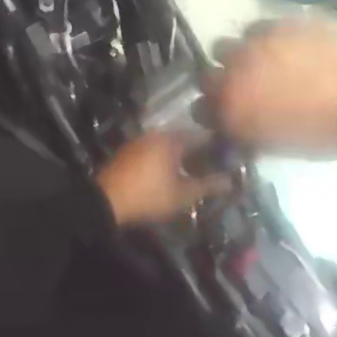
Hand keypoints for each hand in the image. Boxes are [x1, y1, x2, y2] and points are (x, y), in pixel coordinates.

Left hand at [96, 132, 225, 226]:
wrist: (105, 202)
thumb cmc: (149, 196)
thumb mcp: (183, 195)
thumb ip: (208, 185)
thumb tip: (231, 180)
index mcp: (172, 139)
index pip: (202, 137)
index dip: (217, 149)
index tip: (228, 161)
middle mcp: (155, 134)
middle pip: (184, 140)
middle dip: (198, 154)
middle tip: (211, 171)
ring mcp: (138, 142)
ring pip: (167, 146)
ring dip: (180, 158)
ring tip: (192, 175)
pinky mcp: (127, 153)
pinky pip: (153, 153)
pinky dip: (164, 161)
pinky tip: (168, 176)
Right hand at [209, 19, 336, 155]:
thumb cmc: (320, 134)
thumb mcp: (275, 145)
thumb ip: (247, 132)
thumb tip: (238, 126)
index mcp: (229, 110)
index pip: (200, 109)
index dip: (213, 111)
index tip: (225, 112)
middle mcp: (230, 75)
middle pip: (205, 74)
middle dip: (220, 81)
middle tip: (243, 87)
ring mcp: (251, 46)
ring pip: (225, 46)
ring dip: (236, 57)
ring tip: (260, 63)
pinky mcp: (275, 24)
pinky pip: (256, 29)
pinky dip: (263, 39)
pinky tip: (282, 47)